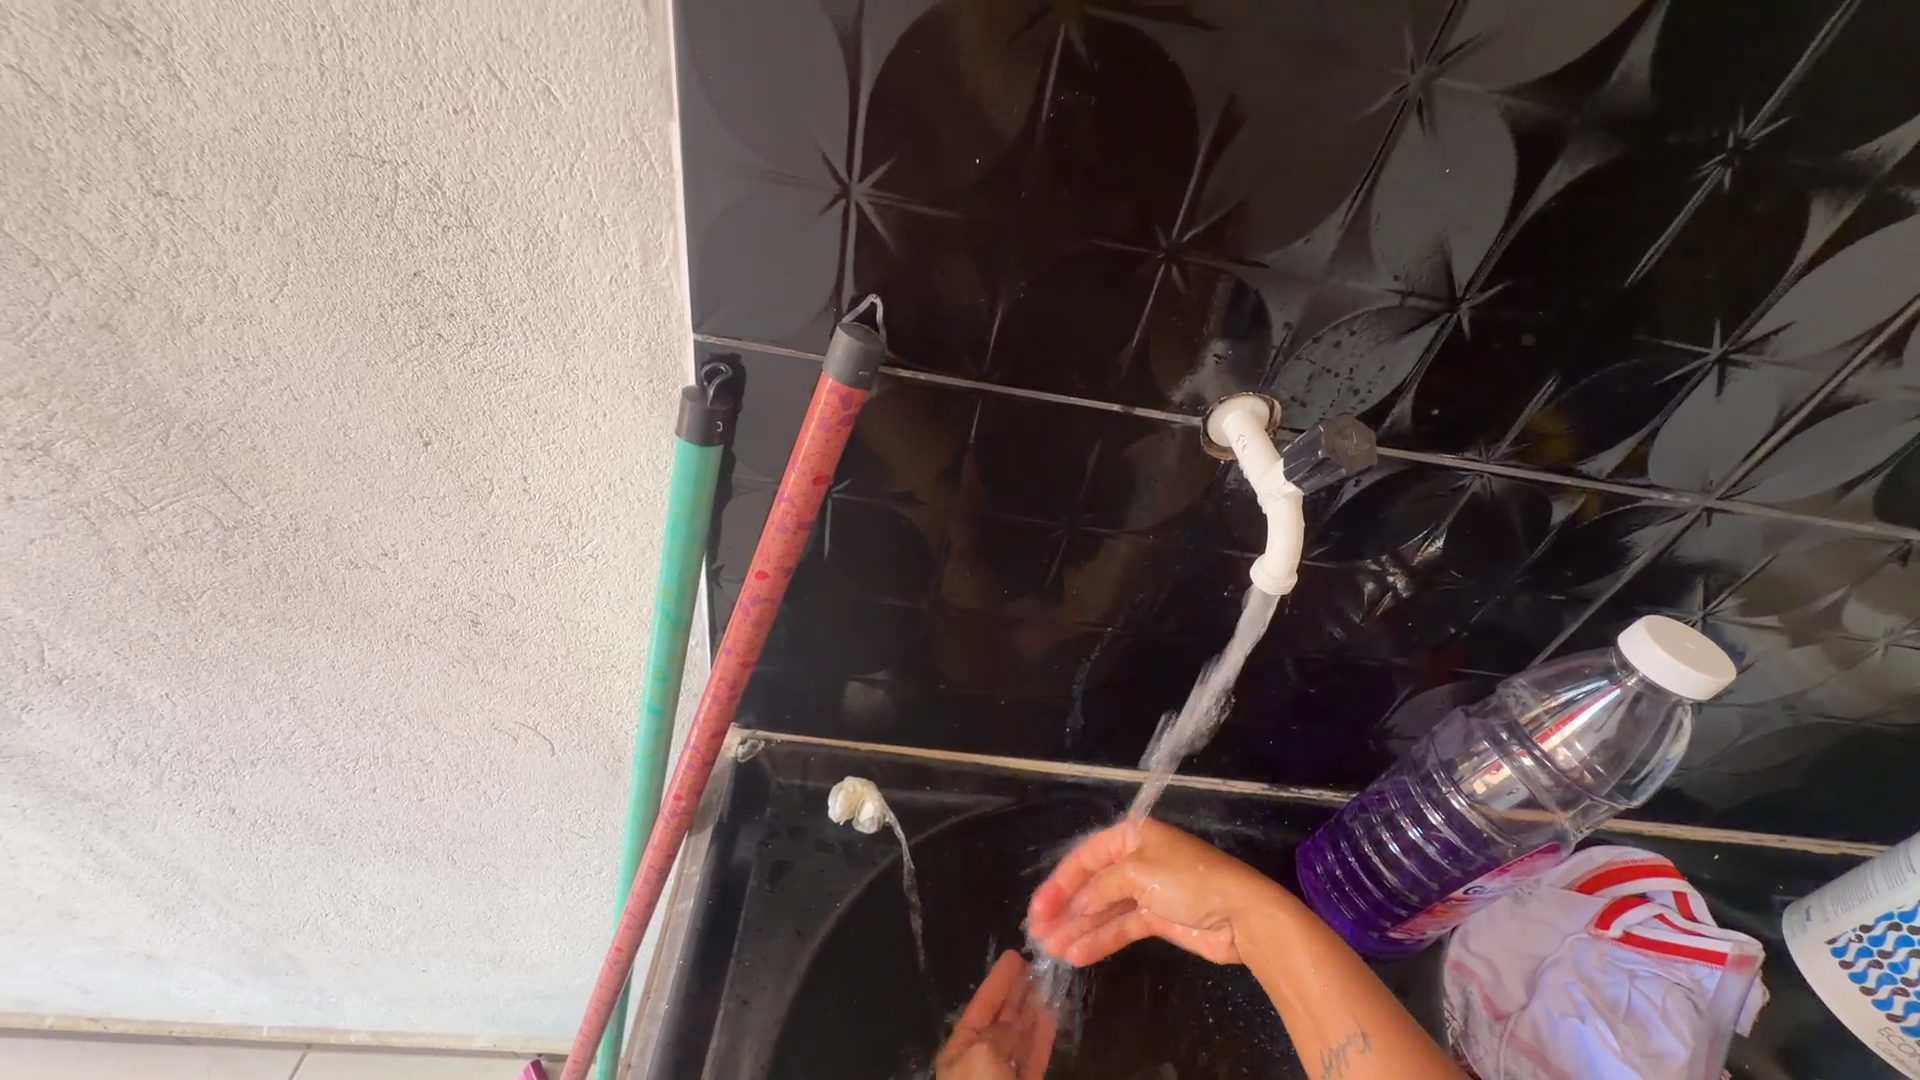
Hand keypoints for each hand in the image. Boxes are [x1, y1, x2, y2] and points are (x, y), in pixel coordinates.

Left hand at [936, 950, 1054, 1079]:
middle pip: (1002, 1018)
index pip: (981, 1005)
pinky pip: (1033, 1058)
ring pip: (1020, 1037)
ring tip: (1046, 985)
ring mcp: (1004, 1074)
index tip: (1014, 956)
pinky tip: (1052, 1017)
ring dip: (1032, 1011)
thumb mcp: (981, 1055)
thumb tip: (1012, 1025)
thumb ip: (998, 1033)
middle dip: (1016, 991)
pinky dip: (1042, 1038)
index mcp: (961, 1049)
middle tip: (1034, 965)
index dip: (998, 980)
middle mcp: (981, 1058)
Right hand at [1026, 818, 1285, 966]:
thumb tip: (1075, 904)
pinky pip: (1120, 927)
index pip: (1086, 857)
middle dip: (1066, 909)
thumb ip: (1101, 887)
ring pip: (1103, 910)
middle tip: (1039, 932)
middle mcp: (1136, 860)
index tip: (1038, 907)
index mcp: (1132, 836)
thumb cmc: (1188, 880)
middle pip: (1092, 885)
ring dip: (1079, 928)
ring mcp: (1146, 891)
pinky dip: (1100, 940)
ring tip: (1052, 949)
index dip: (1060, 882)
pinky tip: (1077, 953)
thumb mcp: (1139, 872)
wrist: (1241, 915)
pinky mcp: (1156, 919)